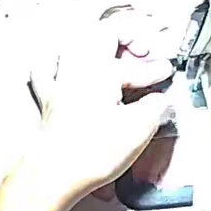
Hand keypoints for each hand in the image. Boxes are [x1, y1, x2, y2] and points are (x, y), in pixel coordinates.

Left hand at [17, 10, 173, 205]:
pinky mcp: (49, 104)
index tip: (164, 72)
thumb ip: (156, 107)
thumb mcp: (139, 129)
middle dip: (124, 38)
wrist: (53, 175)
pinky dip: (53, 65)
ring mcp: (59, 86)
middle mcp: (76, 72)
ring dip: (93, 45)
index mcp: (100, 71)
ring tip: (108, 51)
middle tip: (139, 52)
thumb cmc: (89, 153)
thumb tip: (161, 101)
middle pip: (99, 35)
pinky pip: (46, 73)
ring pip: (72, 47)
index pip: (135, 61)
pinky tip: (56, 65)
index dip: (155, 66)